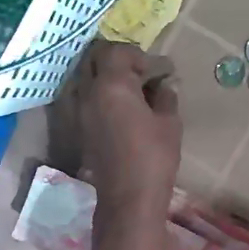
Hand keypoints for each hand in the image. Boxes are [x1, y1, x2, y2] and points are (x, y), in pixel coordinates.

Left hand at [77, 41, 180, 214]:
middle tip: (141, 73)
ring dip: (107, 78)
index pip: (117, 52)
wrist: (128, 197)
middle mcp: (88, 92)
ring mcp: (78, 111)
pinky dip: (101, 96)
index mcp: (111, 85)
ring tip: (132, 91)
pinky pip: (86, 99)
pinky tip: (122, 109)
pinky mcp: (79, 128)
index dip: (140, 56)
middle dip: (118, 61)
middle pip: (95, 60)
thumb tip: (165, 84)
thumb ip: (166, 96)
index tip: (160, 70)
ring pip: (88, 79)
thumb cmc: (154, 156)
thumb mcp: (169, 123)